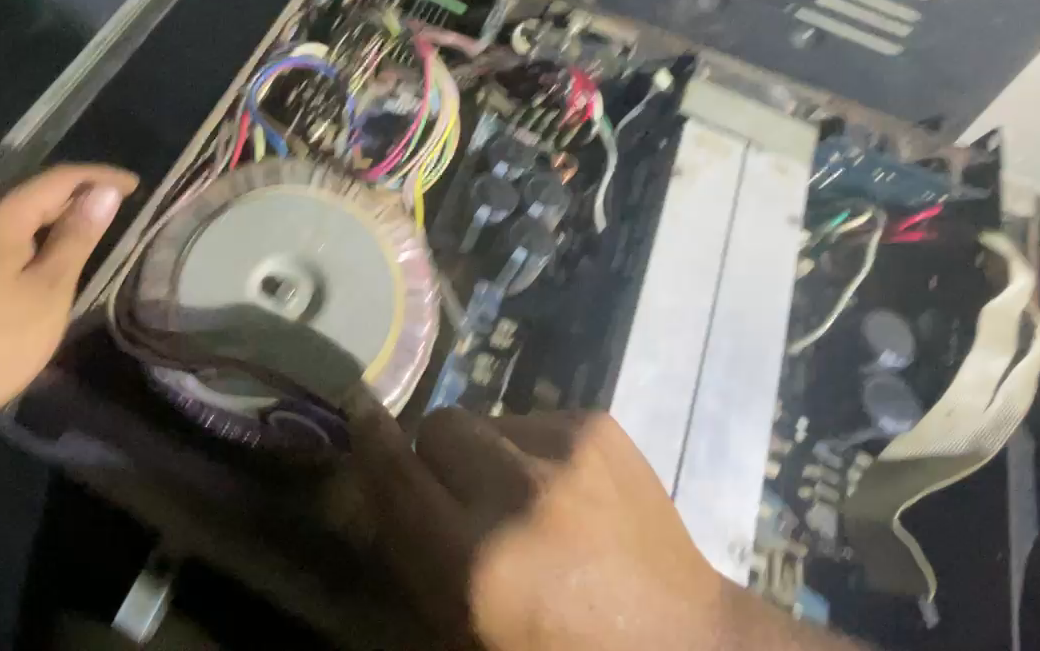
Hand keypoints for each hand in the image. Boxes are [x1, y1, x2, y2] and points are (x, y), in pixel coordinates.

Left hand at [0, 164, 136, 431]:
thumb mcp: (50, 290)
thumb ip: (77, 236)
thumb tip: (104, 191)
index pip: (58, 178)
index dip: (100, 177)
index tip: (134, 186)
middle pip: (28, 191)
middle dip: (72, 193)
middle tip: (109, 206)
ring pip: (4, 215)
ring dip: (43, 215)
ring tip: (74, 228)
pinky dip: (19, 236)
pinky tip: (27, 257)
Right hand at [352, 407, 729, 650]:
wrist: (682, 641)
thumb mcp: (467, 630)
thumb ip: (417, 553)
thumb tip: (380, 474)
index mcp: (476, 565)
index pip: (397, 476)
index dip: (371, 440)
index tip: (358, 411)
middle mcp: (515, 493)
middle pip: (437, 427)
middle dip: (438, 458)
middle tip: (466, 499)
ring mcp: (563, 449)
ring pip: (482, 418)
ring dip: (486, 453)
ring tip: (525, 500)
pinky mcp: (597, 424)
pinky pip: (529, 417)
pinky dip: (531, 449)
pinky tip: (565, 491)